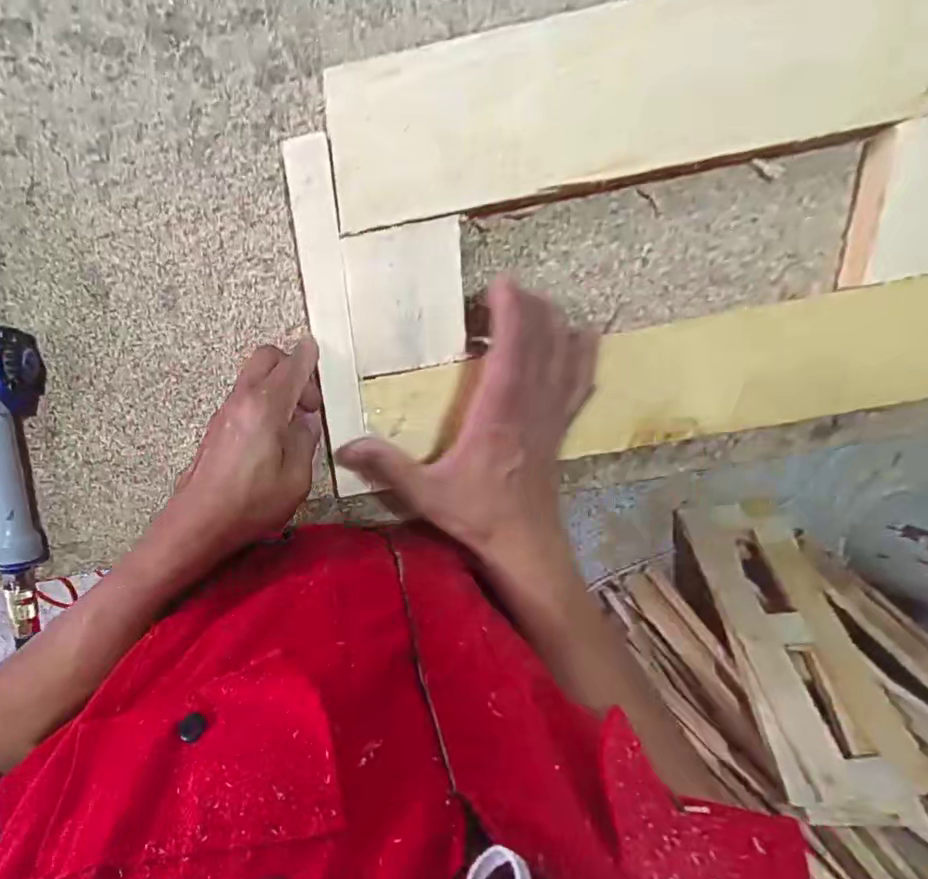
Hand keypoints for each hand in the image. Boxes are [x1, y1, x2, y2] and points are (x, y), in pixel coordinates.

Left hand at [156, 337, 323, 562]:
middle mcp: (241, 402)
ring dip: (276, 386)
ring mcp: (225, 413)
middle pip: (266, 358)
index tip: (315, 353)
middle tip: (308, 397)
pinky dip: (263, 402)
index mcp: (265, 408)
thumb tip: (306, 425)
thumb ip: (305, 443)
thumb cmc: (246, 505)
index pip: (291, 367)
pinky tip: (275, 433)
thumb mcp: (295, 479)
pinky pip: (244, 398)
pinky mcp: (217, 428)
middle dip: (291, 366)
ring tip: (294, 420)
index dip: (308, 358)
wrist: (200, 522)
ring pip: (253, 378)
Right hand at [335, 278, 596, 580]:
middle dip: (530, 307)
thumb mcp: (425, 493)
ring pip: (566, 356)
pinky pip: (581, 383)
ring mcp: (551, 417)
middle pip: (543, 341)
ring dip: (556, 323)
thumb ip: (387, 466)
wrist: (525, 544)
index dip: (510, 311)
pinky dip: (583, 355)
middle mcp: (530, 407)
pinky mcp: (561, 429)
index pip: (511, 349)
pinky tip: (581, 338)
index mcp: (497, 415)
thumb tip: (345, 447)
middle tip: (509, 288)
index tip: (499, 284)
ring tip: (540, 302)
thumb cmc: (476, 517)